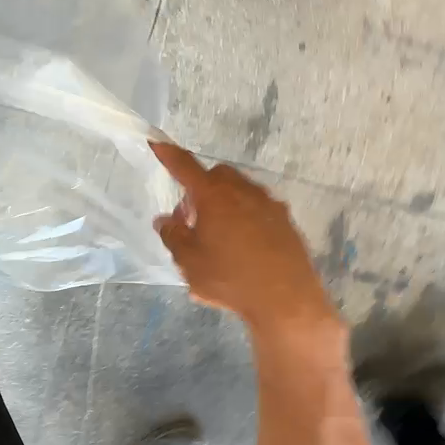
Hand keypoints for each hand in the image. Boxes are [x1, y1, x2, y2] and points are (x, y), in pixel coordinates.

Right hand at [149, 139, 339, 336]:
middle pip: (217, 176)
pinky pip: (258, 210)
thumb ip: (173, 236)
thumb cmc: (229, 278)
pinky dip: (243, 218)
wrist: (287, 301)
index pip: (186, 167)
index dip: (169, 154)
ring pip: (240, 192)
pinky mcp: (286, 224)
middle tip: (190, 219)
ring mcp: (270, 206)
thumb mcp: (188, 261)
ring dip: (223, 203)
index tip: (157, 142)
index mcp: (214, 197)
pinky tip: (240, 247)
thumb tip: (165, 220)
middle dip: (200, 188)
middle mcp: (244, 193)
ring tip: (215, 236)